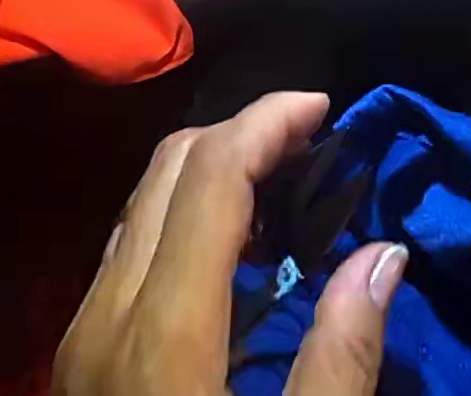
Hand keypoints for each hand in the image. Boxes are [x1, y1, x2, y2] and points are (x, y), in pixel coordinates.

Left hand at [53, 92, 408, 395]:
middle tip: (311, 136)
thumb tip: (384, 254)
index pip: (213, 174)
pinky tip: (237, 236)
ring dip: (219, 160)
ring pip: (151, 193)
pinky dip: (193, 201)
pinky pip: (139, 232)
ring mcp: (87, 327)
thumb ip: (341, 361)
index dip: (269, 122)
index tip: (324, 109)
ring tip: (283, 174)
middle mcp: (110, 307)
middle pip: (175, 165)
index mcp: (161, 329)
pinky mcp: (86, 347)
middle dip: (247, 128)